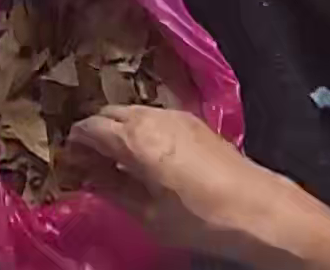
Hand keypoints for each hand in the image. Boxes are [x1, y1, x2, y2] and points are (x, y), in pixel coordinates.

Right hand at [68, 106, 329, 269]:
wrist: (261, 208)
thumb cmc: (202, 218)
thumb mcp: (150, 215)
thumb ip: (112, 189)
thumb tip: (85, 174)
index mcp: (132, 136)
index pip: (90, 127)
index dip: (75, 141)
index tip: (68, 157)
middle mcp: (147, 114)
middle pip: (108, 113)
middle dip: (94, 131)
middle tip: (88, 158)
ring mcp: (170, 113)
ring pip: (129, 111)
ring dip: (116, 127)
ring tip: (115, 156)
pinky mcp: (189, 118)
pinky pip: (149, 114)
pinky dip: (137, 126)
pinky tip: (145, 152)